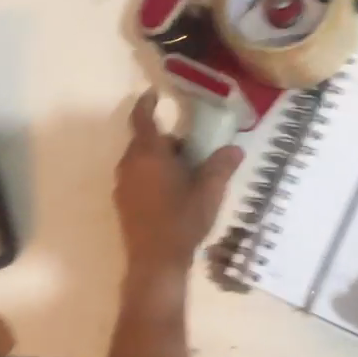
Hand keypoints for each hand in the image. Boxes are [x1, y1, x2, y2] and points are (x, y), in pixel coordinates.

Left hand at [114, 91, 243, 282]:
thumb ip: (221, 166)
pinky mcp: (122, 203)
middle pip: (144, 141)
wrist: (156, 262)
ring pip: (140, 161)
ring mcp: (122, 185)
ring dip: (159, 160)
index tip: (154, 94)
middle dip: (166, 140)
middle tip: (191, 148)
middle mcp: (129, 165)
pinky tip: (171, 194)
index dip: (147, 103)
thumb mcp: (209, 192)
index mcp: (148, 154)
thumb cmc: (182, 221)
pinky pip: (136, 178)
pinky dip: (151, 176)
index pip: (142, 118)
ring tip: (185, 174)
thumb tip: (235, 149)